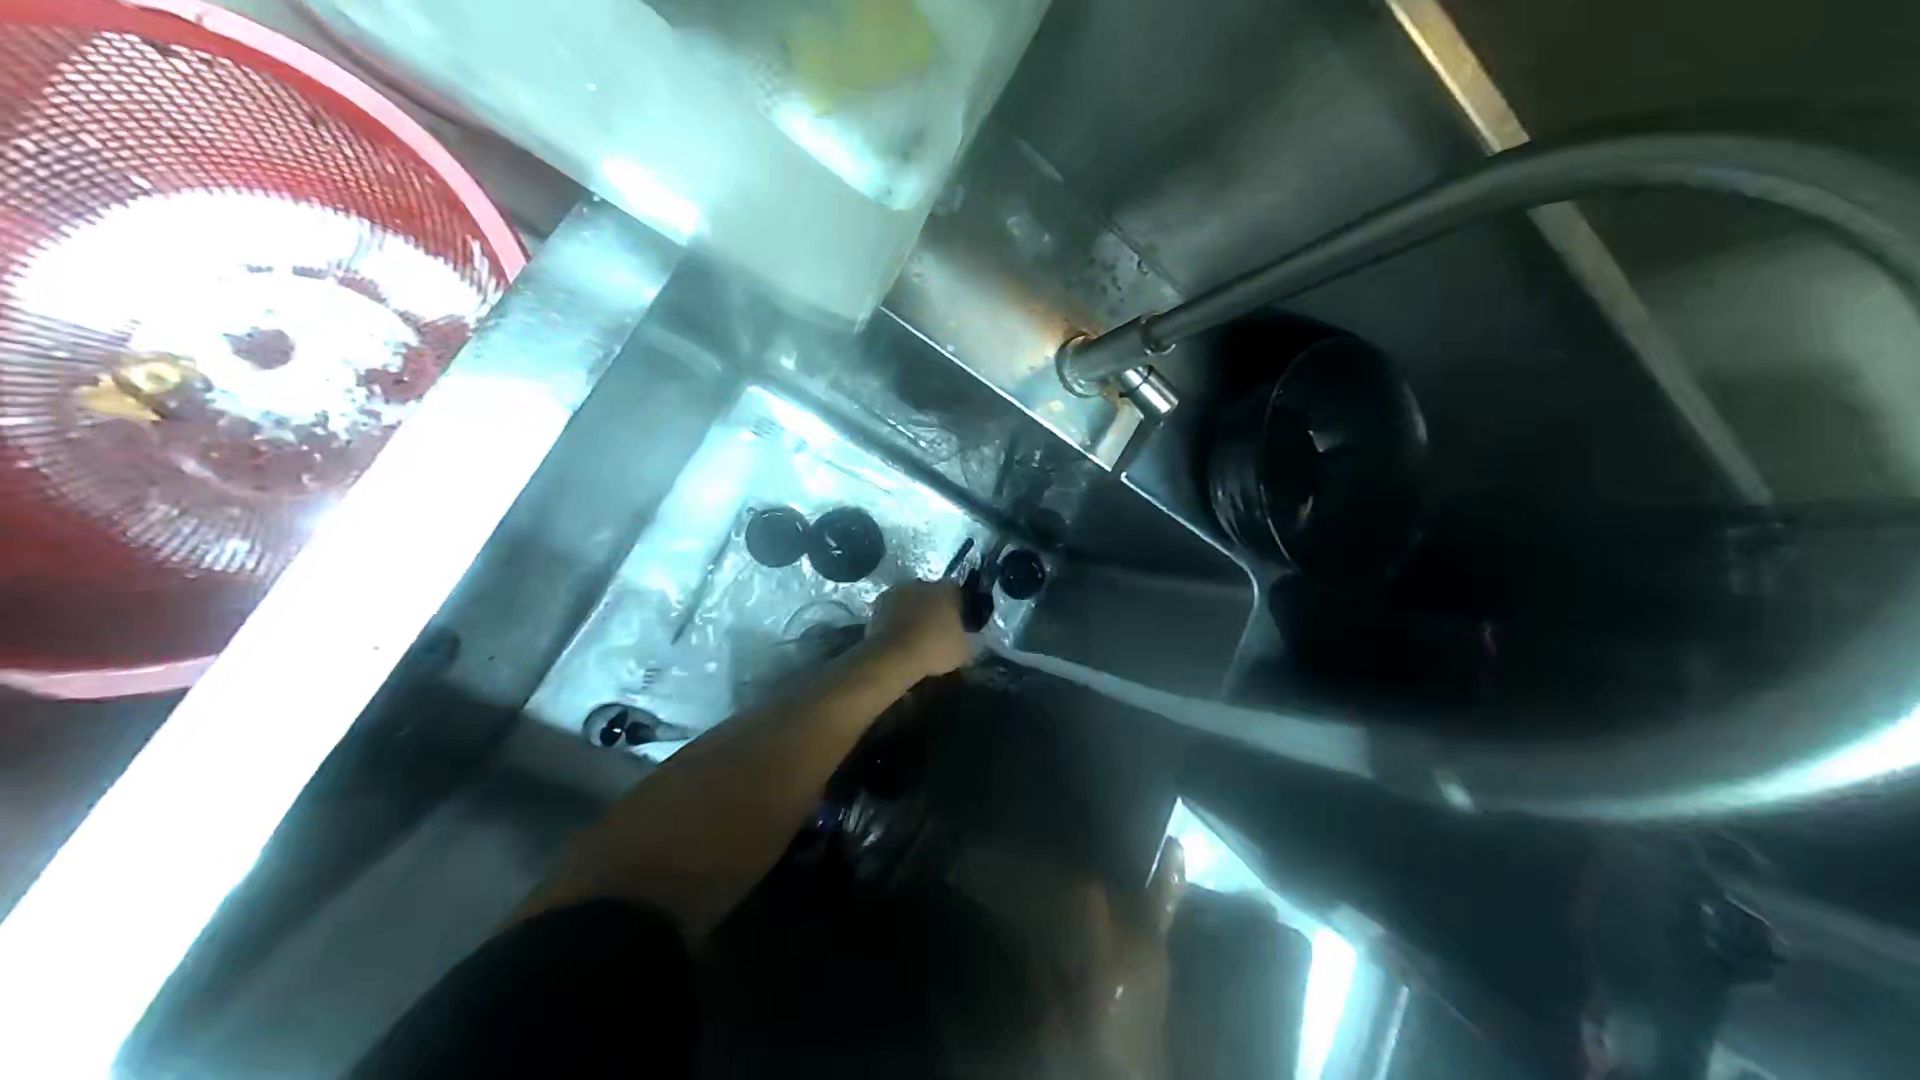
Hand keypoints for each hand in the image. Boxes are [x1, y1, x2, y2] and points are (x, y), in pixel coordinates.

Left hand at [867, 581, 974, 680]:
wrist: (893, 654)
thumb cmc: (934, 649)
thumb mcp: (963, 652)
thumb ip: (968, 641)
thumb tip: (968, 641)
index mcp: (947, 590)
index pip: (957, 590)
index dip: (957, 605)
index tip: (957, 621)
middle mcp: (923, 584)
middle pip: (931, 591)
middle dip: (933, 605)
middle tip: (934, 626)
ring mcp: (898, 591)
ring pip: (910, 598)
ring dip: (912, 610)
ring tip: (913, 632)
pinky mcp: (878, 602)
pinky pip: (892, 608)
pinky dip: (894, 617)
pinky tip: (897, 635)